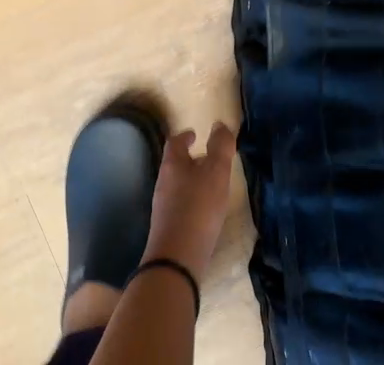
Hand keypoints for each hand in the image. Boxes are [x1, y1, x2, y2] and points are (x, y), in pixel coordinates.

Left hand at [141, 123, 237, 278]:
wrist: (177, 257)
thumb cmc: (198, 207)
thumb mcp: (216, 172)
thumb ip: (220, 147)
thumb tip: (220, 124)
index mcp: (172, 165)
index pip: (174, 142)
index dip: (185, 136)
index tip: (195, 134)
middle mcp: (163, 183)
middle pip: (175, 164)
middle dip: (190, 159)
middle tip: (209, 159)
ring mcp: (163, 207)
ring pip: (177, 185)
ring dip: (192, 180)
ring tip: (211, 184)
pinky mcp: (168, 226)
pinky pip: (180, 204)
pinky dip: (192, 200)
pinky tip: (206, 210)